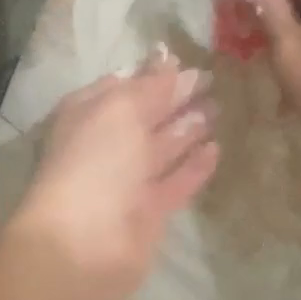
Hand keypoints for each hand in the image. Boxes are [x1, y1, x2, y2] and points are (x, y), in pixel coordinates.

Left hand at [9, 53, 218, 299]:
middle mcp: (106, 141)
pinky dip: (194, 166)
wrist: (82, 242)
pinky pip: (176, 181)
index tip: (183, 60)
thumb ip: (149, 86)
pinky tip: (216, 149)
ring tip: (218, 108)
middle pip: (145, 114)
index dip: (151, 73)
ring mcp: (127, 178)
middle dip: (174, 97)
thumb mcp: (120, 110)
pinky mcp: (149, 211)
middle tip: (211, 80)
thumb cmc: (95, 160)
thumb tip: (167, 57)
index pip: (123, 85)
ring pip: (162, 146)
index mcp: (89, 111)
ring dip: (188, 128)